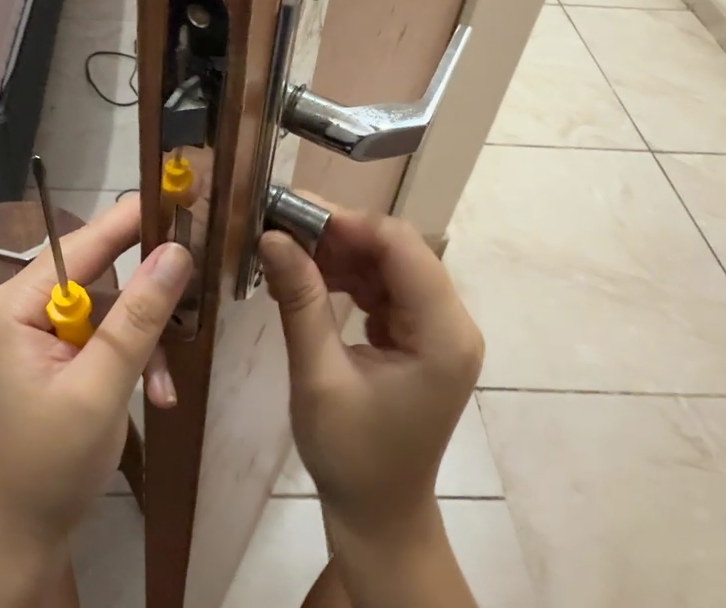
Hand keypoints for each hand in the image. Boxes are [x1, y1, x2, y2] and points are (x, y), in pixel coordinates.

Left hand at [0, 197, 192, 543]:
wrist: (23, 530)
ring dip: (146, 342)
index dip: (133, 220)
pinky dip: (136, 359)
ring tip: (166, 384)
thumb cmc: (49, 463)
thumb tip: (178, 253)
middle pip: (101, 272)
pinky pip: (108, 337)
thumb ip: (138, 319)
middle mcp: (26, 307)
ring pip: (114, 308)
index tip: (181, 194)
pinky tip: (157, 394)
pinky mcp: (60, 354)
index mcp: (17, 305)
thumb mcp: (99, 389)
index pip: (83, 244)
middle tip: (196, 285)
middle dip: (149, 297)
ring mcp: (42, 331)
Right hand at [259, 207, 483, 537]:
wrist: (378, 512)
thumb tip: (272, 236)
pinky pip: (385, 288)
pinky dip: (348, 278)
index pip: (402, 248)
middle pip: (398, 251)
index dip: (349, 223)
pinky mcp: (420, 336)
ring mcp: (438, 329)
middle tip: (281, 223)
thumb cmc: (351, 454)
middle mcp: (452, 323)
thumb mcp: (319, 377)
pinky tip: (310, 275)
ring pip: (389, 265)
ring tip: (287, 246)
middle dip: (340, 234)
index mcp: (443, 335)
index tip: (293, 212)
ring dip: (340, 253)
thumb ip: (301, 302)